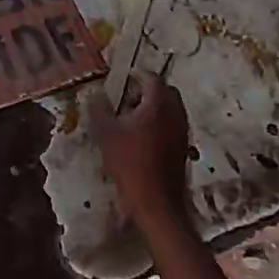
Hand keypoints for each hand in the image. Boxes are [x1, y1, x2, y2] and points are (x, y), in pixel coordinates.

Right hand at [90, 73, 193, 232]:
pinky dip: (160, 123)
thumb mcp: (107, 134)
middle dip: (147, 91)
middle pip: (165, 91)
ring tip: (133, 120)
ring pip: (171, 108)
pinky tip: (143, 139)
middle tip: (127, 100)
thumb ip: (100, 110)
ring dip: (154, 108)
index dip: (136, 76)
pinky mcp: (184, 147)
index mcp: (159, 104)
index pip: (152, 78)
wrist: (156, 202)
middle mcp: (176, 113)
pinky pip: (173, 124)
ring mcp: (183, 130)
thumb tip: (95, 94)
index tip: (122, 81)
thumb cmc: (130, 164)